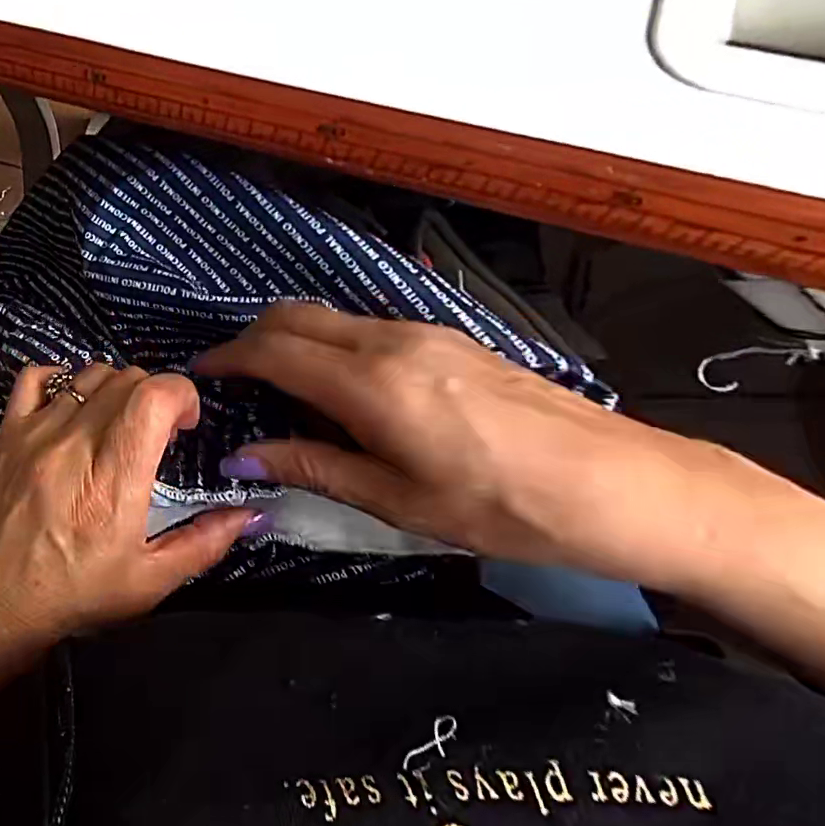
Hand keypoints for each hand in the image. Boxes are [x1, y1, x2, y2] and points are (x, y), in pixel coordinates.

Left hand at [0, 363, 257, 655]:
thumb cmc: (70, 595)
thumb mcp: (148, 583)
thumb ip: (204, 543)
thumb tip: (251, 513)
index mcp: (114, 480)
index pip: (154, 396)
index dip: (182, 395)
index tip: (186, 425)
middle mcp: (75, 444)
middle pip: (128, 378)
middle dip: (156, 396)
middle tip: (157, 434)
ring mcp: (36, 432)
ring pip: (90, 374)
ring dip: (118, 389)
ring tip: (120, 423)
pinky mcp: (7, 432)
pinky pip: (37, 377)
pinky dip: (64, 379)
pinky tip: (75, 406)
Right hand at [192, 302, 794, 588]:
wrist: (622, 484)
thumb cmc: (505, 508)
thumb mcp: (400, 501)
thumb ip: (315, 467)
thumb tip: (245, 457)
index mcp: (372, 383)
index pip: (276, 350)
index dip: (230, 358)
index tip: (202, 375)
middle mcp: (392, 340)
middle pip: (298, 317)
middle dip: (254, 339)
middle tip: (233, 380)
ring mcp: (427, 332)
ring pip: (334, 319)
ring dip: (295, 341)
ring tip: (282, 388)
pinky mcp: (452, 337)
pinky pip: (369, 327)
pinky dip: (335, 346)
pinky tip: (343, 386)